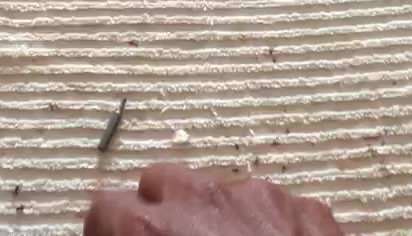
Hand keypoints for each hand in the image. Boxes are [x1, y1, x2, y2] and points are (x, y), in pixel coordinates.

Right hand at [86, 165, 342, 235]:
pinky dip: (262, 228)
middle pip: (160, 181)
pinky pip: (270, 205)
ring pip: (217, 188)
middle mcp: (202, 197)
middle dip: (159, 213)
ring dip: (210, 217)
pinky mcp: (307, 207)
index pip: (104, 208)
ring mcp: (260, 195)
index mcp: (152, 234)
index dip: (106, 234)